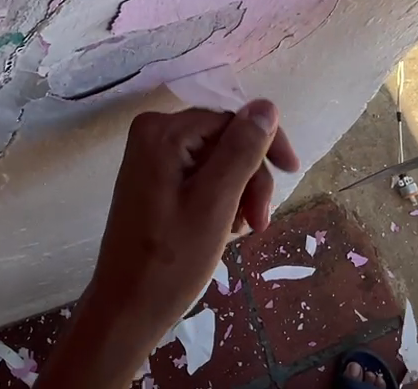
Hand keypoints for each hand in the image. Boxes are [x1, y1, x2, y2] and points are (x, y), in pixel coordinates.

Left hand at [36, 99, 298, 388]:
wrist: (126, 311)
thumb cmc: (171, 261)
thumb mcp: (216, 203)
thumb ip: (242, 150)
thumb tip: (267, 105)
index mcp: (162, 131)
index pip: (231, 119)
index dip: (264, 144)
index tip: (291, 173)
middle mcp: (153, 132)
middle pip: (223, 139)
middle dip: (249, 177)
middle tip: (259, 223)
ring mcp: (150, 156)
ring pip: (215, 159)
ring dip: (237, 192)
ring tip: (239, 232)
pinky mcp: (152, 179)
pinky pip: (199, 175)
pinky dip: (219, 199)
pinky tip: (223, 229)